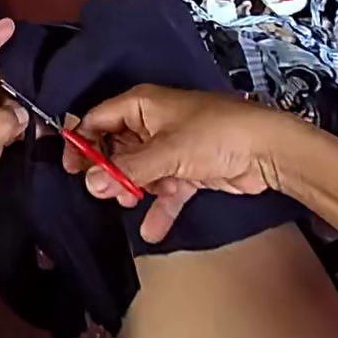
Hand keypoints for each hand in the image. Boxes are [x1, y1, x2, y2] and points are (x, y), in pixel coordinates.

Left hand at [0, 19, 26, 227]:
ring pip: (3, 98)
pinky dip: (23, 118)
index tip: (11, 24)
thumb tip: (24, 112)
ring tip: (41, 89)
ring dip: (19, 97)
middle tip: (35, 59)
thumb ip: (3, 120)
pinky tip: (38, 116)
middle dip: (10, 70)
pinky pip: (11, 119)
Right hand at [65, 85, 296, 242]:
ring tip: (130, 203)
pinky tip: (152, 233)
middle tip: (106, 192)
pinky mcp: (188, 169)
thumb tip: (90, 184)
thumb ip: (127, 169)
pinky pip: (164, 189)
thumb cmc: (212, 135)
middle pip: (116, 146)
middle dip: (109, 170)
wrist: (266, 149)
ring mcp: (170, 146)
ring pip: (139, 169)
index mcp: (142, 105)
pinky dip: (159, 208)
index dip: (82, 141)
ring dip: (132, 188)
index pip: (99, 118)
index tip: (71, 169)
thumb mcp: (166, 151)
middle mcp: (152, 122)